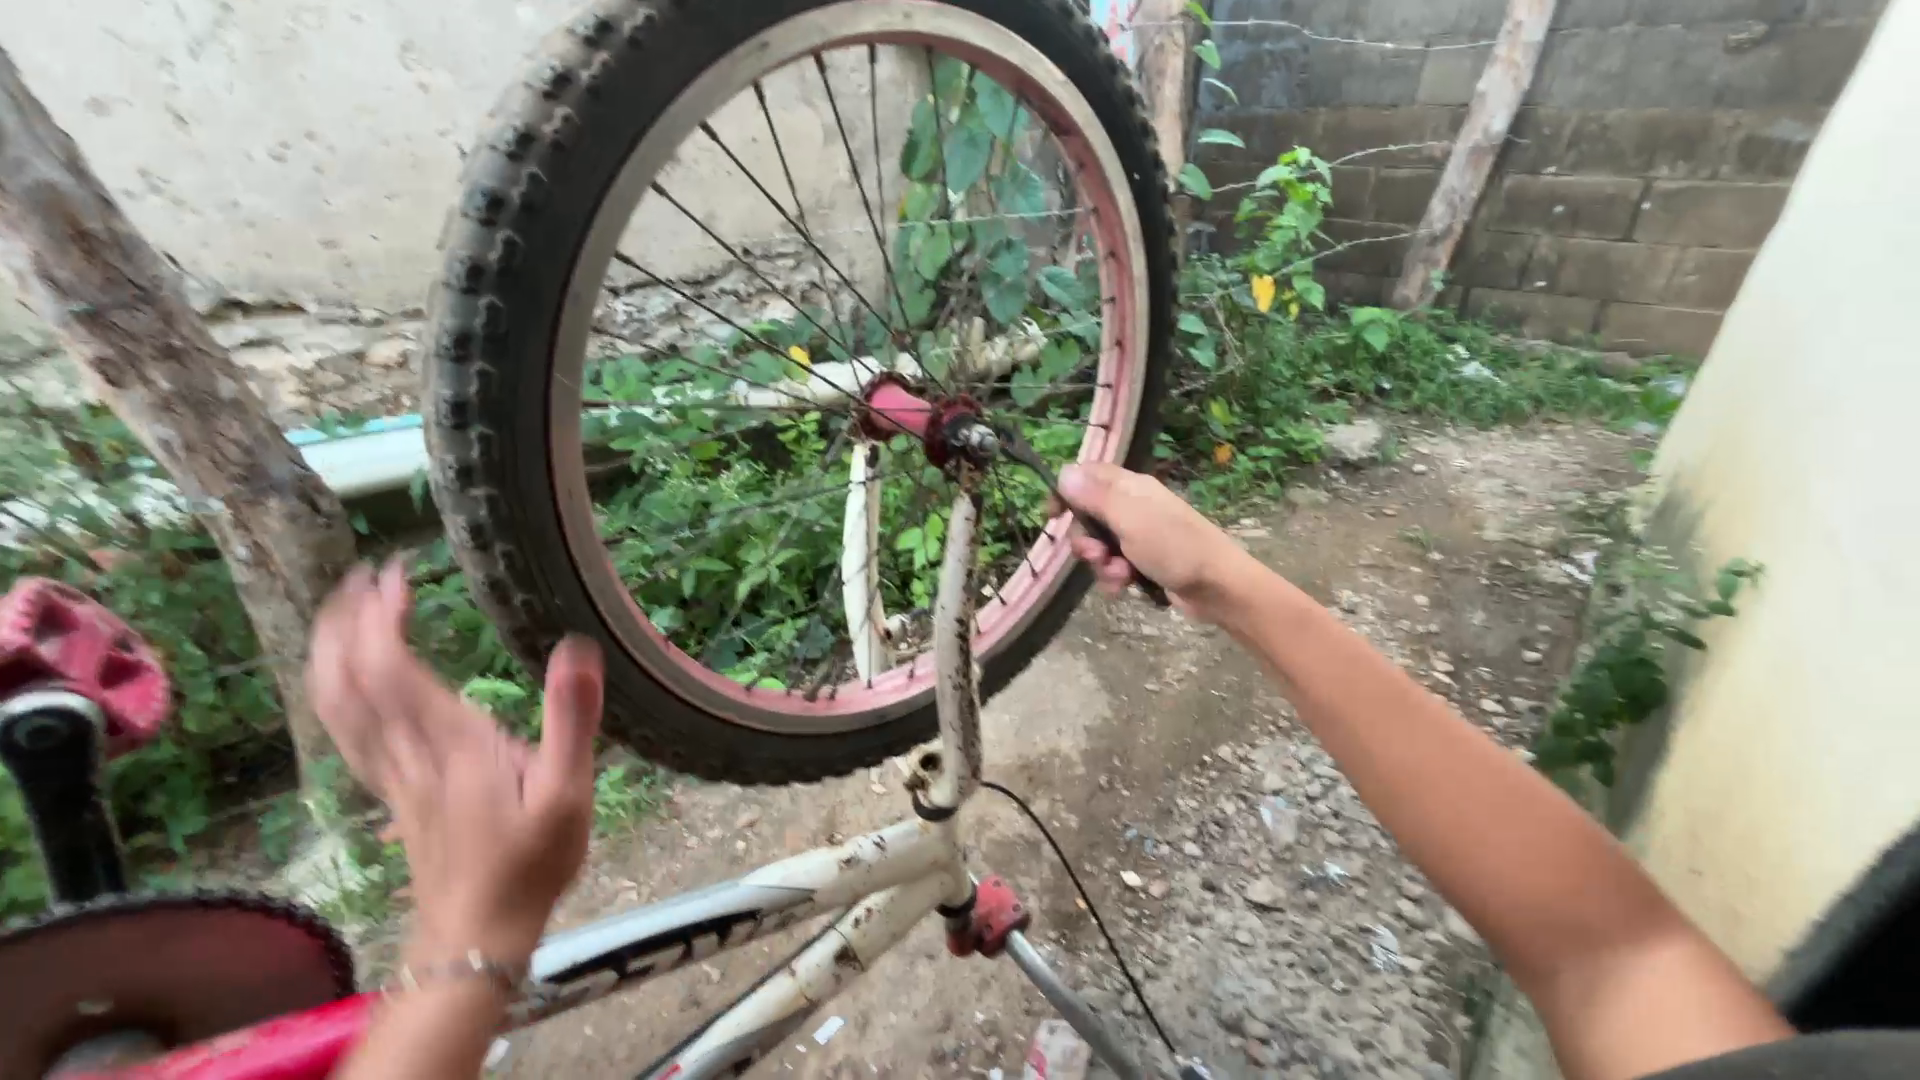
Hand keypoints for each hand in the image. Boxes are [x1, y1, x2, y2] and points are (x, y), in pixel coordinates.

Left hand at [306, 560, 604, 968]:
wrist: (480, 933)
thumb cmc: (533, 861)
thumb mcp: (568, 791)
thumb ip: (571, 718)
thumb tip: (576, 647)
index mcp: (453, 744)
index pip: (393, 670)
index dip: (380, 619)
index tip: (391, 573)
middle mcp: (411, 753)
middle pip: (352, 681)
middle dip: (346, 624)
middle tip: (361, 578)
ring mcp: (394, 775)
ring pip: (339, 707)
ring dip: (330, 654)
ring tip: (341, 612)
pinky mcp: (393, 793)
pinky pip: (349, 735)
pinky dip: (336, 696)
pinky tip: (342, 682)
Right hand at [1055, 463, 1261, 623]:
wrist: (1218, 587)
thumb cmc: (1175, 547)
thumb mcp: (1130, 518)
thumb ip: (1095, 496)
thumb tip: (1063, 472)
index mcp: (1131, 487)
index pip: (1087, 476)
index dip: (1066, 493)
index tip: (1052, 516)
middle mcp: (1133, 507)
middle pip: (1088, 516)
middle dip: (1086, 540)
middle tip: (1095, 555)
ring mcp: (1140, 535)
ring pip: (1100, 546)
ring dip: (1101, 564)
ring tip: (1119, 576)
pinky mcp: (1145, 562)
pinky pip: (1115, 566)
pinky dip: (1114, 578)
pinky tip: (1124, 587)